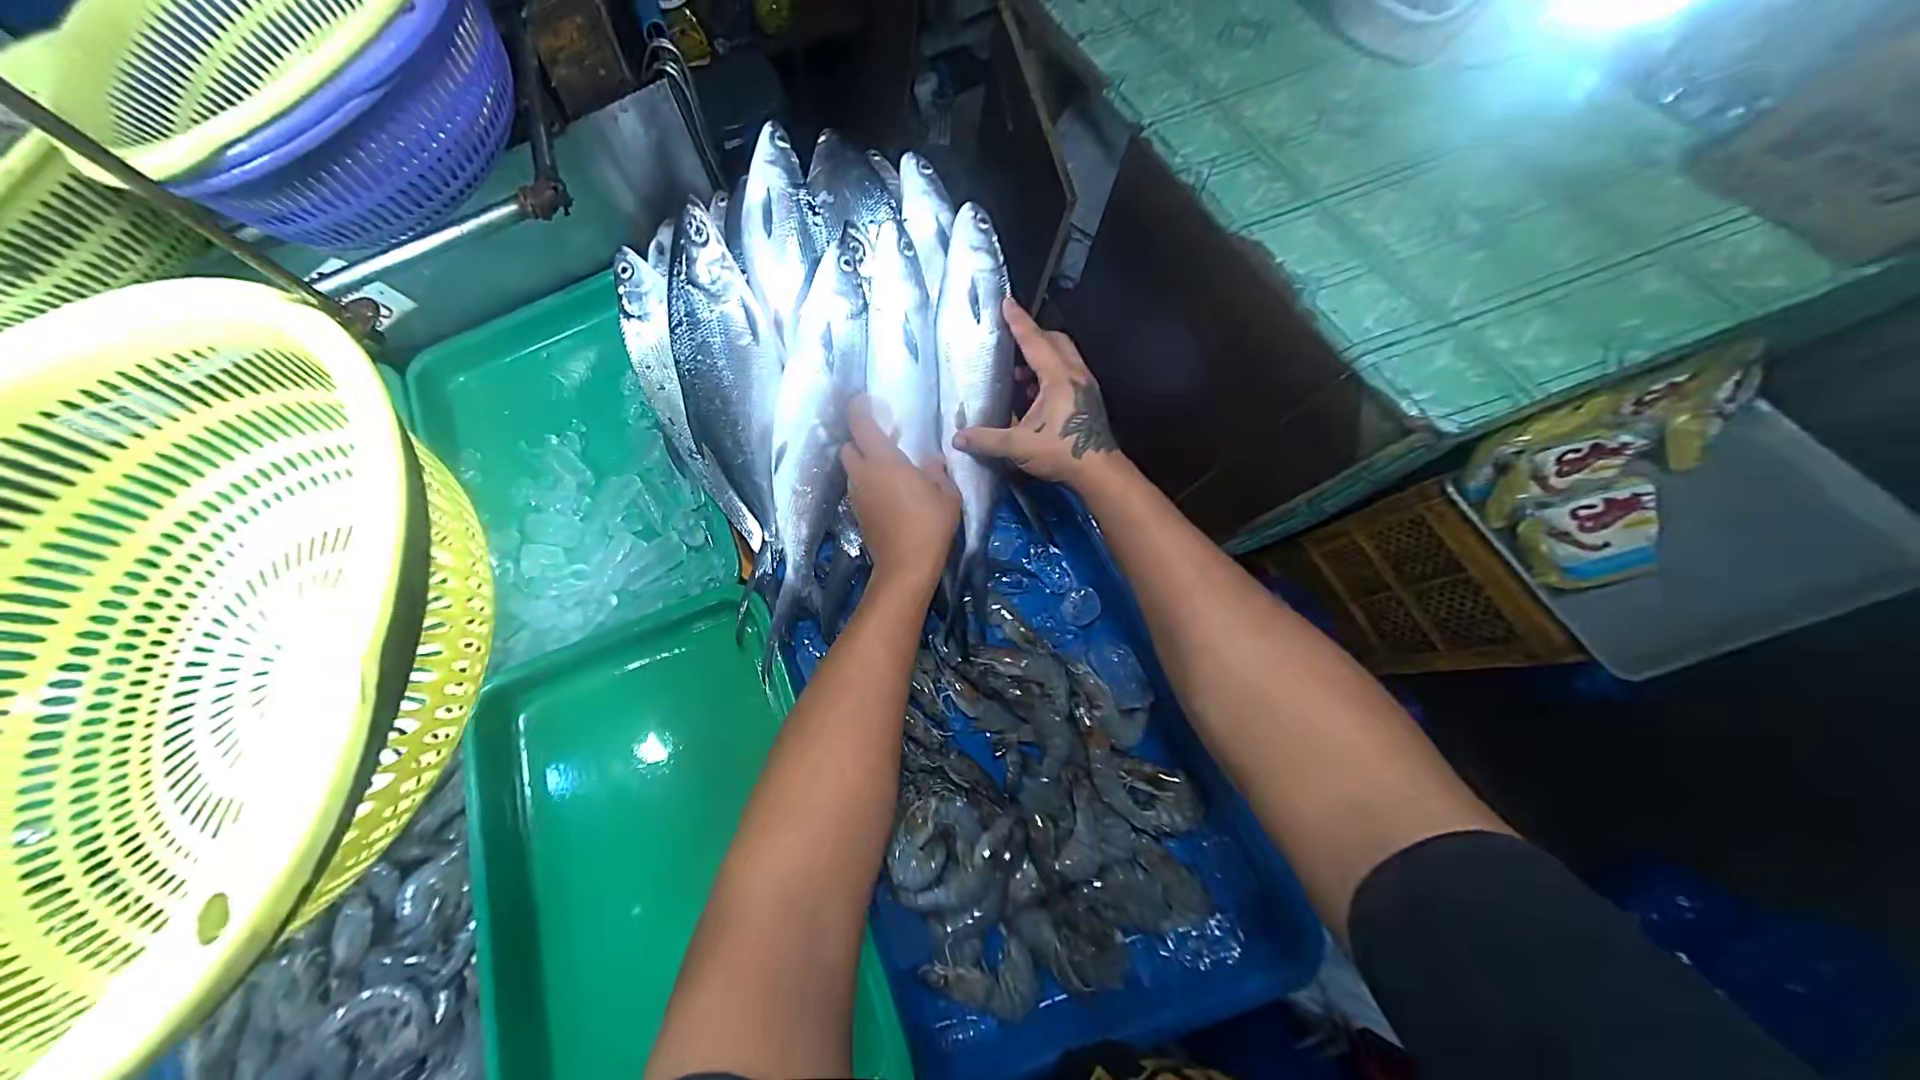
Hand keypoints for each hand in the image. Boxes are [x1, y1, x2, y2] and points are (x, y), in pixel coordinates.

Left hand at [843, 395, 960, 592]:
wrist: (907, 565)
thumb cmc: (930, 523)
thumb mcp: (946, 494)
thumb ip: (938, 472)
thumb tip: (932, 462)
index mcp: (883, 461)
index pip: (861, 424)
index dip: (859, 408)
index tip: (865, 400)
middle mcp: (863, 474)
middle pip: (848, 447)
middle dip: (860, 442)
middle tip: (884, 444)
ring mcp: (856, 496)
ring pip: (852, 471)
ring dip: (864, 466)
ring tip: (891, 472)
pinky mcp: (857, 515)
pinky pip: (858, 490)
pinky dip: (868, 486)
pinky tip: (890, 495)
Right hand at [953, 299, 1122, 487]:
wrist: (1100, 472)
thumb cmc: (1062, 453)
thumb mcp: (1018, 447)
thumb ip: (987, 440)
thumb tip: (958, 439)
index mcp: (1058, 377)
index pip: (1034, 340)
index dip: (1018, 321)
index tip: (1006, 303)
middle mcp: (1075, 374)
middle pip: (1055, 340)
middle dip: (1033, 337)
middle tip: (1012, 345)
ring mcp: (1086, 386)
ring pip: (1064, 356)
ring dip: (1042, 357)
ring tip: (1021, 376)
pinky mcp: (1090, 399)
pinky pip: (1069, 373)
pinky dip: (1051, 374)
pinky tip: (1036, 396)